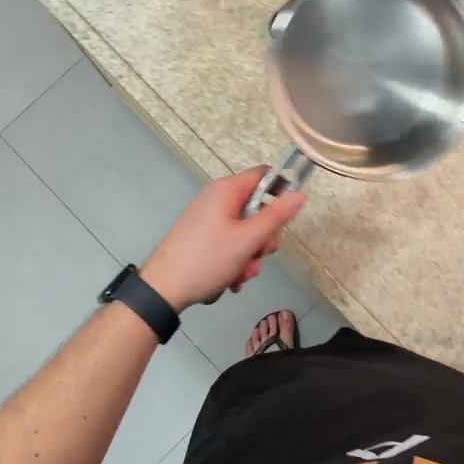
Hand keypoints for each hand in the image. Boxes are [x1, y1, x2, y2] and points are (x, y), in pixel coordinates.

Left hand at [139, 168, 306, 311]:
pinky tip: (231, 280)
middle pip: (257, 208)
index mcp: (226, 190)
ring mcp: (208, 219)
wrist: (163, 288)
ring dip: (250, 255)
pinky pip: (230, 244)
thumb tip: (300, 195)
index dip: (280, 192)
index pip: (264, 175)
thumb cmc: (208, 259)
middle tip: (258, 254)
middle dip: (263, 237)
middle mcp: (217, 199)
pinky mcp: (203, 238)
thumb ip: (276, 216)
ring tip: (241, 274)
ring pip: (245, 232)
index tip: (285, 219)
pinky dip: (235, 261)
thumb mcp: (248, 239)